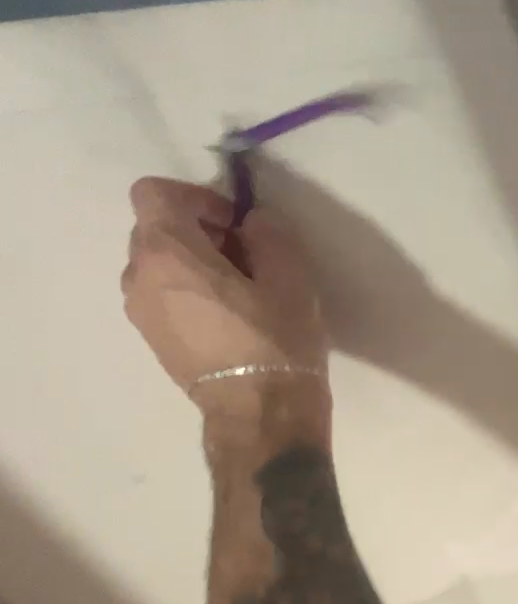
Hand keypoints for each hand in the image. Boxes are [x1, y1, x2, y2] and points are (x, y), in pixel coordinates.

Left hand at [121, 177, 327, 411]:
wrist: (260, 409)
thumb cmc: (278, 341)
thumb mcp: (294, 283)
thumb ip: (273, 239)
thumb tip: (257, 222)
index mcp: (168, 252)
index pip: (157, 194)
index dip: (201, 198)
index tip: (242, 225)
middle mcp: (138, 273)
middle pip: (158, 230)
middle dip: (203, 235)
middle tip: (254, 261)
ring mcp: (140, 308)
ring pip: (163, 267)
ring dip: (199, 267)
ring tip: (248, 296)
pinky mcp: (153, 336)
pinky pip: (167, 297)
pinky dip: (195, 295)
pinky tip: (236, 322)